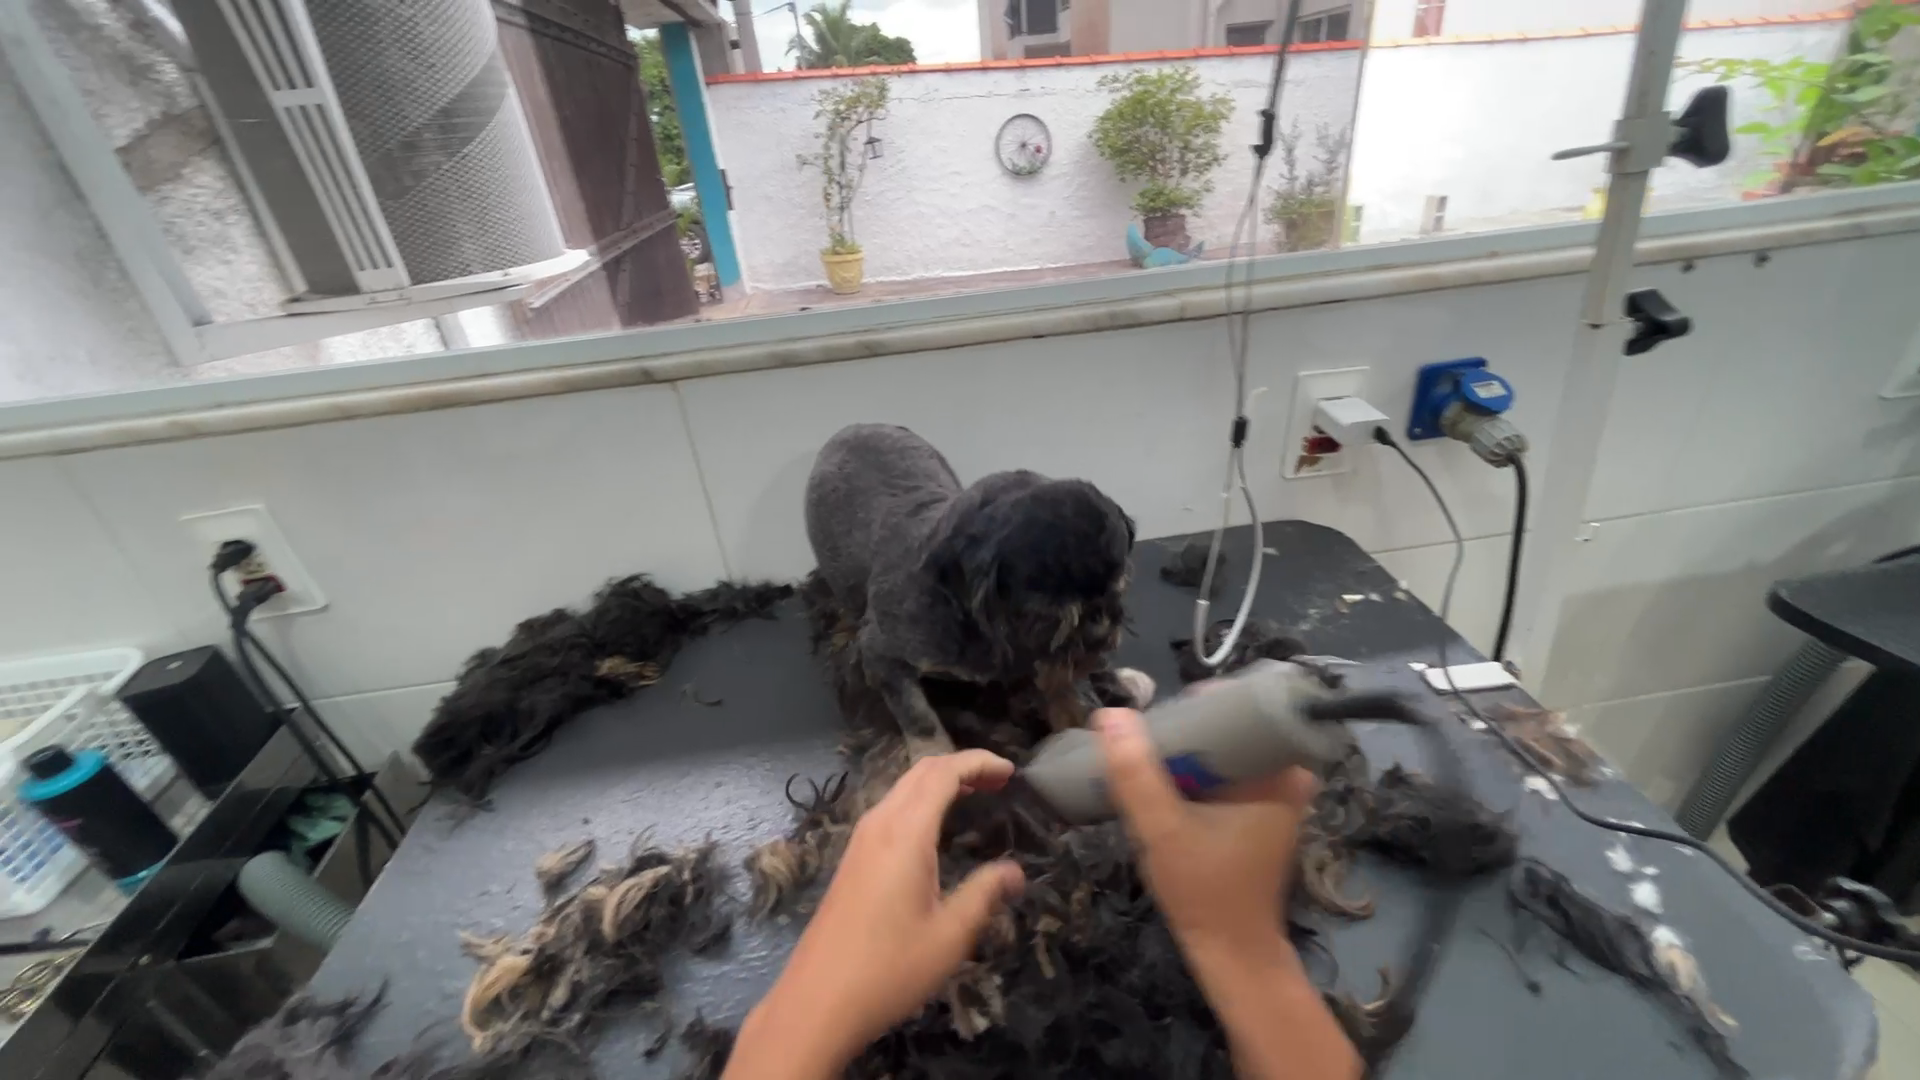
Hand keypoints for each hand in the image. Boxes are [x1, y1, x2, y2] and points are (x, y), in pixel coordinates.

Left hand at [732, 750, 1026, 1075]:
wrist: (816, 1002)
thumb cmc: (888, 969)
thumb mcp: (950, 936)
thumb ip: (985, 894)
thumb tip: (1015, 872)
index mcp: (906, 832)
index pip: (944, 773)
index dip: (978, 762)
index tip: (1010, 770)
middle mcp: (880, 823)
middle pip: (922, 770)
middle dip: (963, 766)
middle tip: (999, 780)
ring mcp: (862, 838)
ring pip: (905, 787)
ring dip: (941, 780)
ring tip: (976, 794)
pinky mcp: (853, 856)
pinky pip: (893, 807)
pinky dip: (922, 799)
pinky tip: (937, 825)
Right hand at [1095, 707, 1317, 956]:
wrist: (1230, 954)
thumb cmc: (1205, 891)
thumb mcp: (1162, 830)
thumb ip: (1135, 773)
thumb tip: (1110, 714)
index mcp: (1280, 771)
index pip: (1238, 706)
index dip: (1192, 705)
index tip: (1156, 721)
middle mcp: (1284, 775)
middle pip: (1225, 725)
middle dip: (1181, 729)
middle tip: (1143, 744)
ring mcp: (1271, 793)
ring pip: (1217, 748)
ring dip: (1181, 751)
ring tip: (1144, 760)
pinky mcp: (1254, 810)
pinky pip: (1218, 771)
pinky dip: (1189, 772)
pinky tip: (1159, 783)